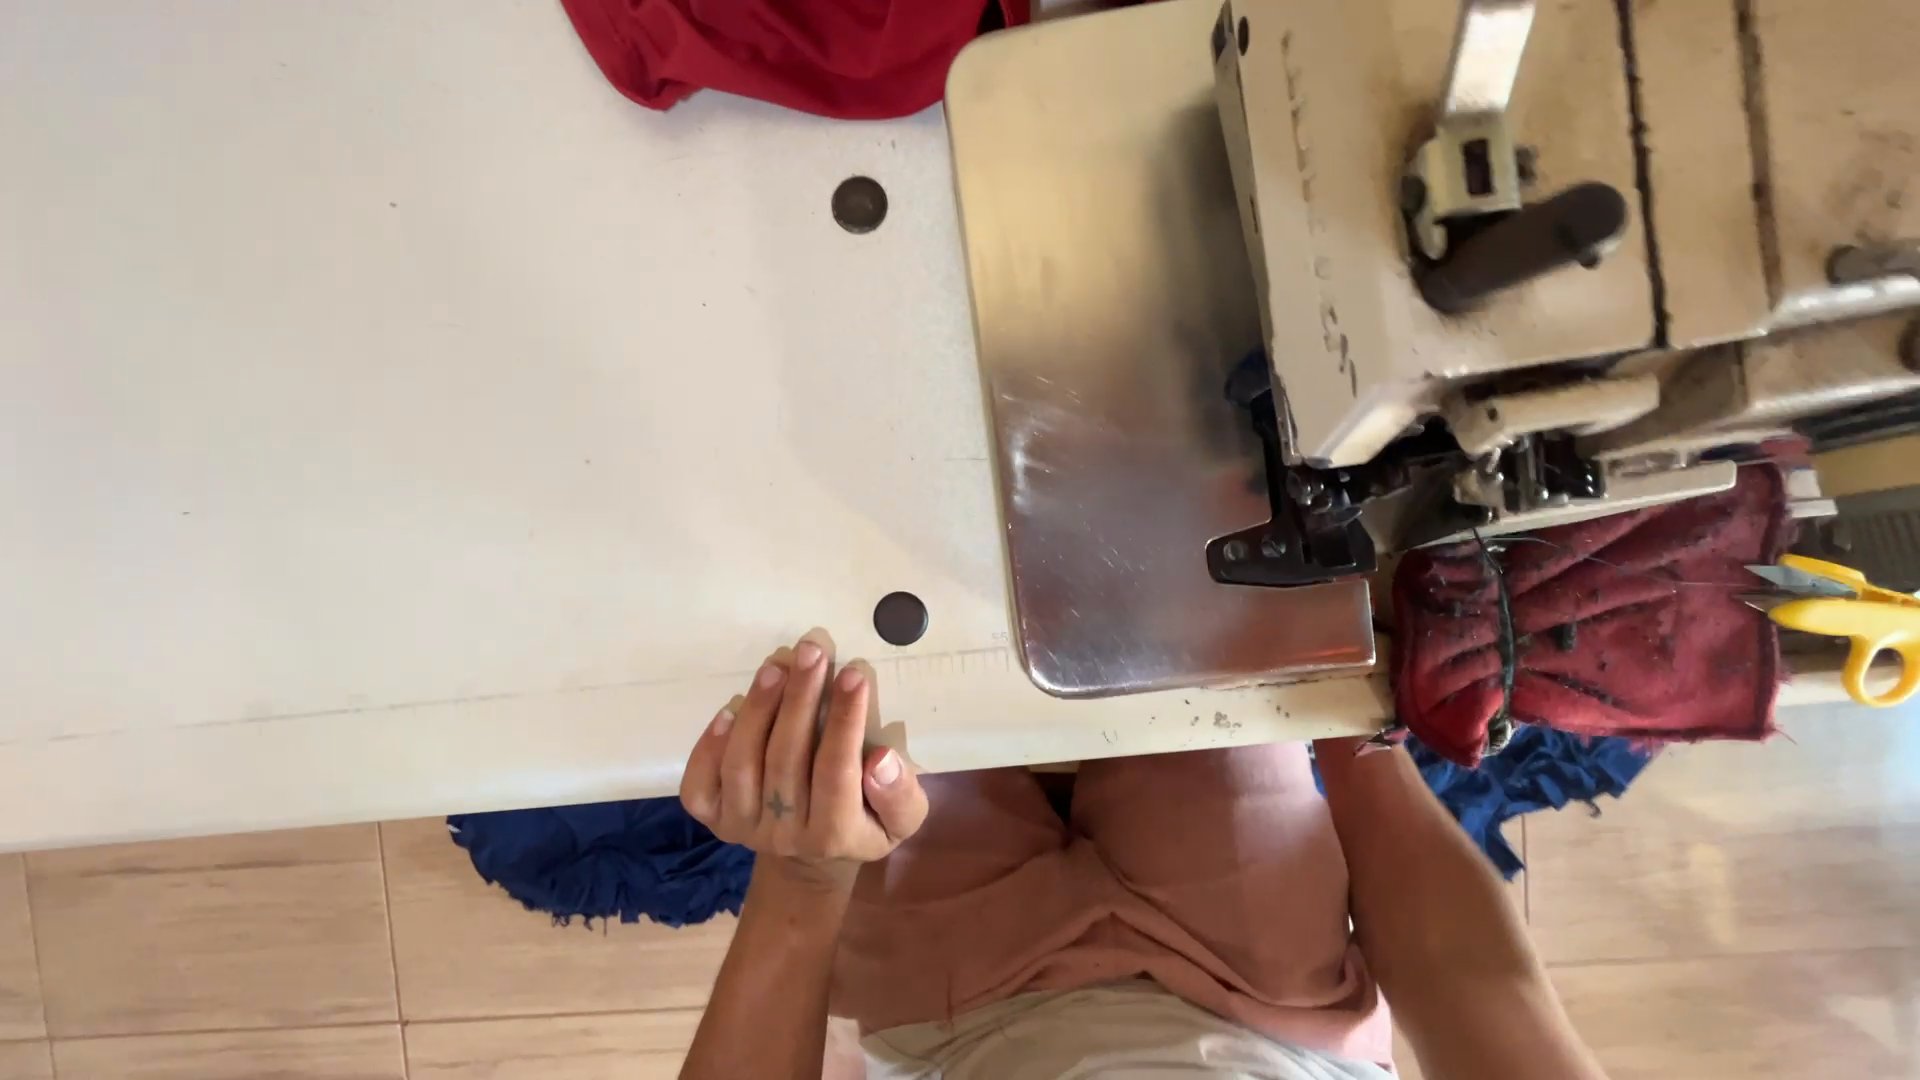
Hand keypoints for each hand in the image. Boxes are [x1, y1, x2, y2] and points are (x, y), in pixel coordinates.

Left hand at [680, 632, 929, 893]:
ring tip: (776, 666)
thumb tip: (882, 760)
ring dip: (758, 709)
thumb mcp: (904, 818)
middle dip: (800, 699)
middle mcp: (784, 835)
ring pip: (742, 765)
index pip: (837, 770)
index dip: (845, 720)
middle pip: (785, 759)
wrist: (814, 860)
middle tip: (812, 651)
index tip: (854, 674)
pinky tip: (729, 707)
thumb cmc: (865, 823)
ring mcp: (744, 827)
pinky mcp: (714, 819)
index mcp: (836, 834)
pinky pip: (701, 785)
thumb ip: (900, 794)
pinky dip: (710, 745)